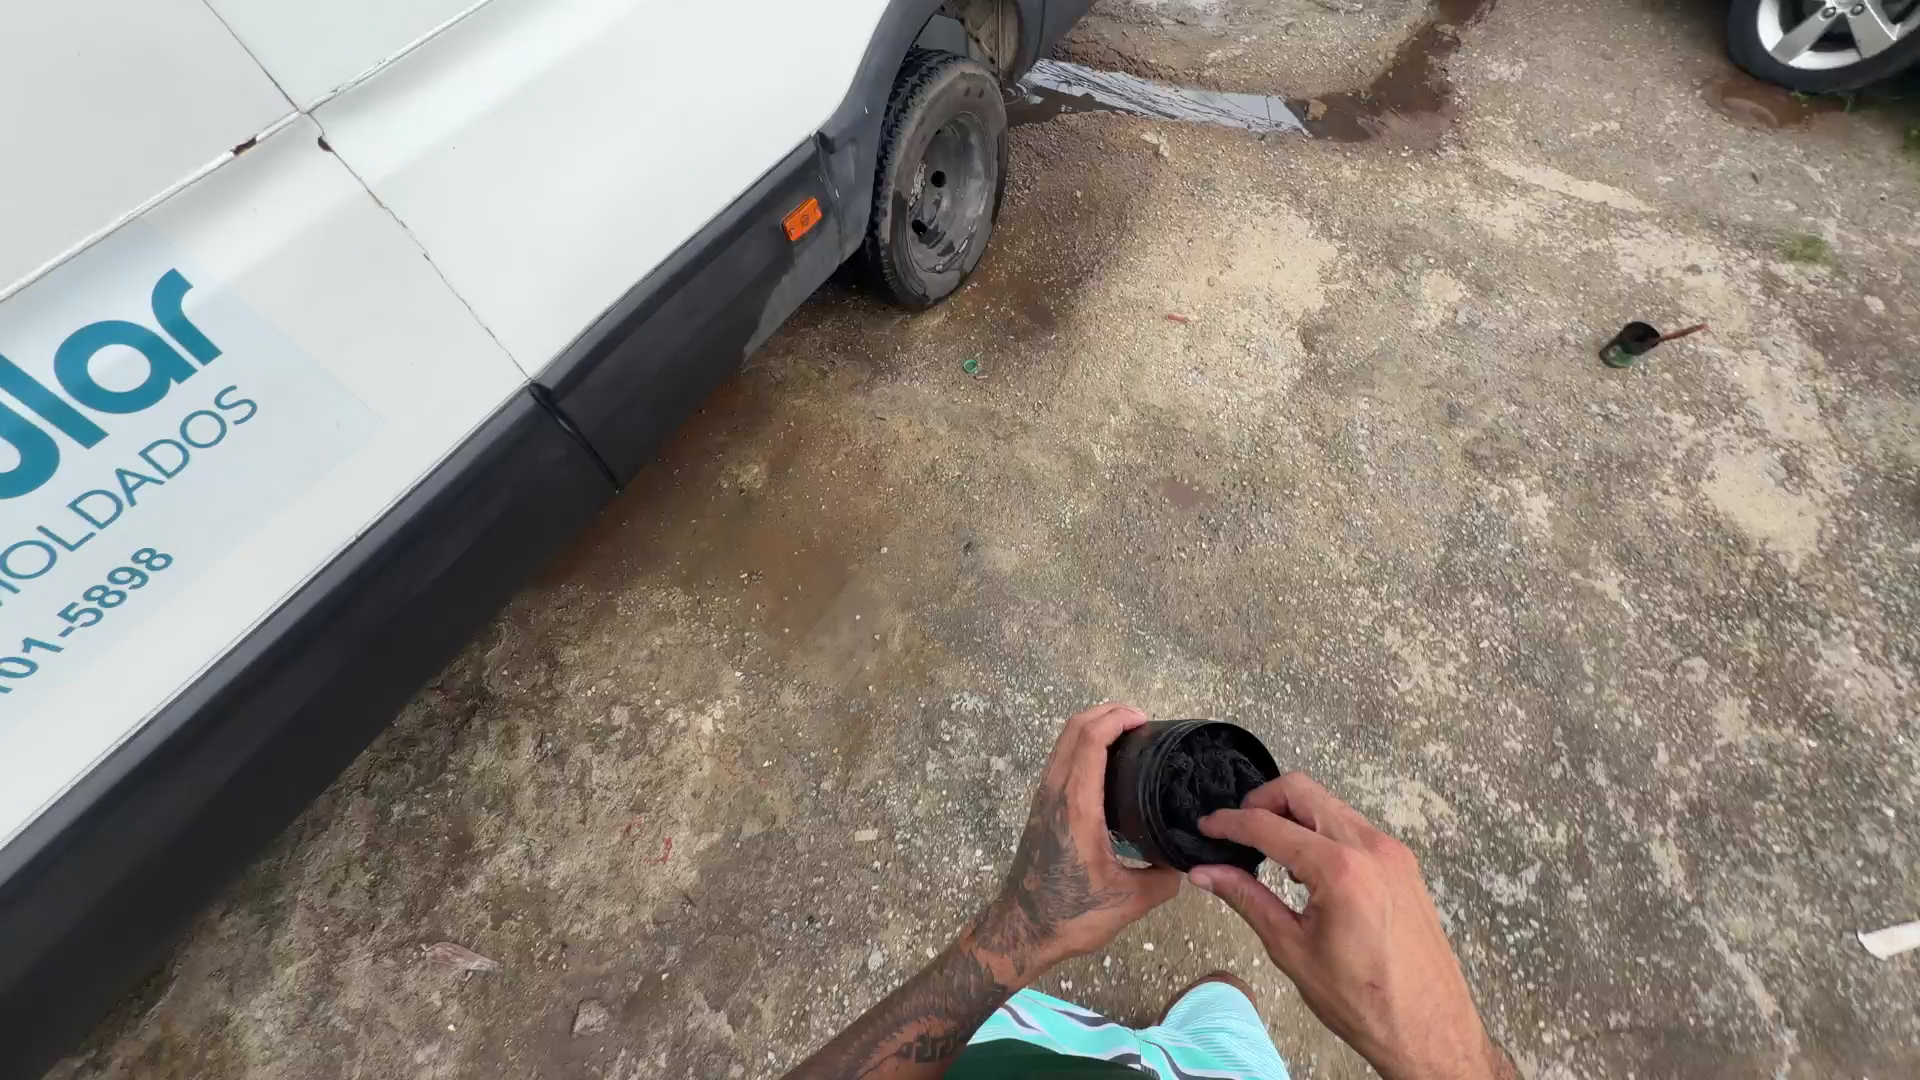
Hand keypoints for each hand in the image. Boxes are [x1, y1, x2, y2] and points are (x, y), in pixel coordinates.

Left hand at [977, 704, 1180, 976]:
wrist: (1022, 928)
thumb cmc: (1071, 914)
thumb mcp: (1128, 900)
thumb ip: (1164, 878)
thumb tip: (1186, 860)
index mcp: (1077, 805)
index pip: (1091, 740)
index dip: (1116, 719)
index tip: (1144, 719)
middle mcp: (1056, 791)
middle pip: (1074, 728)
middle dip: (1106, 712)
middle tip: (1140, 720)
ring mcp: (1045, 795)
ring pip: (1064, 740)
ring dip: (1092, 725)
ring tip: (1127, 734)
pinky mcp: (1042, 805)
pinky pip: (1061, 757)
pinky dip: (1082, 743)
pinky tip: (1107, 762)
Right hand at [1188, 773, 1515, 1079]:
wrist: (1436, 1036)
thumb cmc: (1364, 1002)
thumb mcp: (1291, 950)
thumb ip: (1245, 898)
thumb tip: (1203, 872)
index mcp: (1340, 870)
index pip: (1267, 825)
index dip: (1228, 823)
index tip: (1205, 827)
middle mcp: (1369, 847)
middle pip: (1299, 790)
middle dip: (1260, 801)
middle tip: (1237, 830)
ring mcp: (1391, 851)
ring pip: (1325, 801)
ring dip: (1289, 812)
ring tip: (1268, 849)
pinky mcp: (1401, 861)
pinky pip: (1348, 822)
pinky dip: (1317, 827)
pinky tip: (1305, 863)